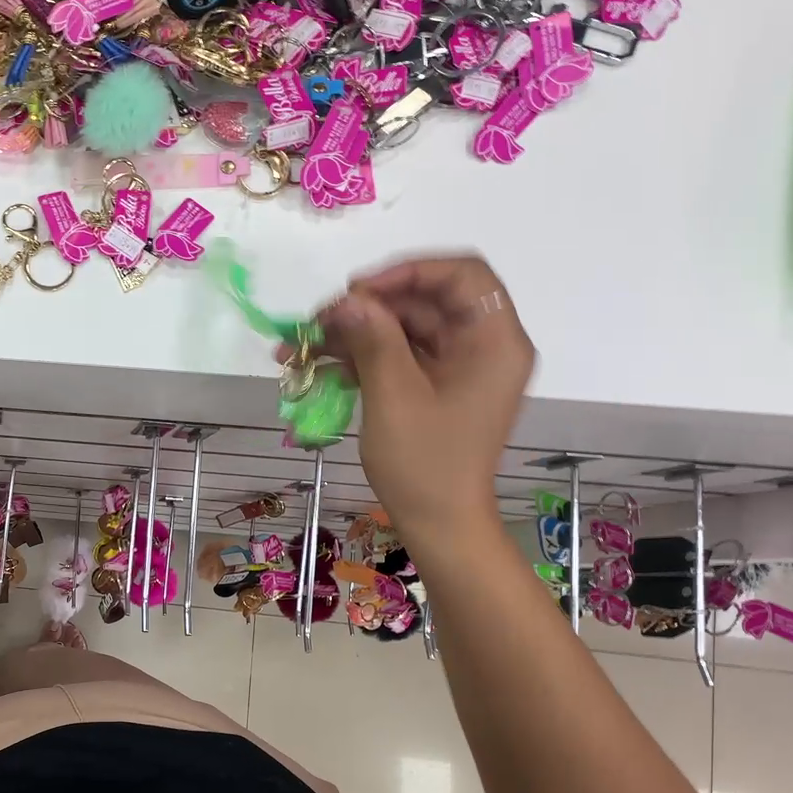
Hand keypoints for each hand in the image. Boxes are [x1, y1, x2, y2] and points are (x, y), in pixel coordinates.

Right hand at [309, 256, 535, 550]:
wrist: (438, 520)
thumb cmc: (424, 462)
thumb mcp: (394, 397)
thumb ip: (374, 340)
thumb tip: (349, 301)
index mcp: (493, 341)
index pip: (462, 276)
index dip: (407, 272)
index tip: (355, 292)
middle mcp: (481, 345)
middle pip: (425, 301)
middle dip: (367, 307)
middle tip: (316, 321)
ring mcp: (456, 367)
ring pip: (403, 328)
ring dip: (352, 333)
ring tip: (299, 346)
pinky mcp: (433, 386)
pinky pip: (396, 356)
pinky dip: (358, 357)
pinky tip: (314, 365)